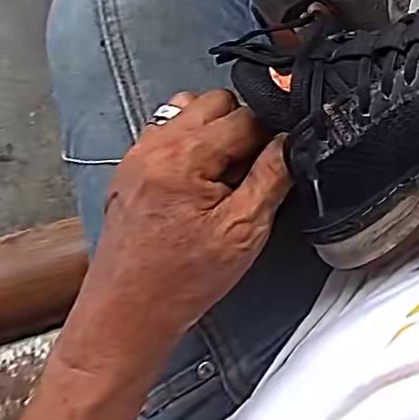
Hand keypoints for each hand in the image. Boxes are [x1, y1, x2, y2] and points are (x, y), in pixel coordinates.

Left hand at [59, 89, 290, 379]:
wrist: (126, 317)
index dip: (272, 137)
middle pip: (219, 102)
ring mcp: (139, 154)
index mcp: (183, 158)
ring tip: (226, 170)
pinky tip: (204, 175)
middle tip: (250, 168)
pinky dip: (195, 140)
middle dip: (244, 127)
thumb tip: (293, 139)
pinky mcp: (133, 167)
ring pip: (194, 109)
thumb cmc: (180, 281)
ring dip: (217, 130)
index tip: (277, 162)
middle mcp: (155, 146)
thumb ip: (274, 174)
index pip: (247, 116)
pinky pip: (172, 129)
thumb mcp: (246, 229)